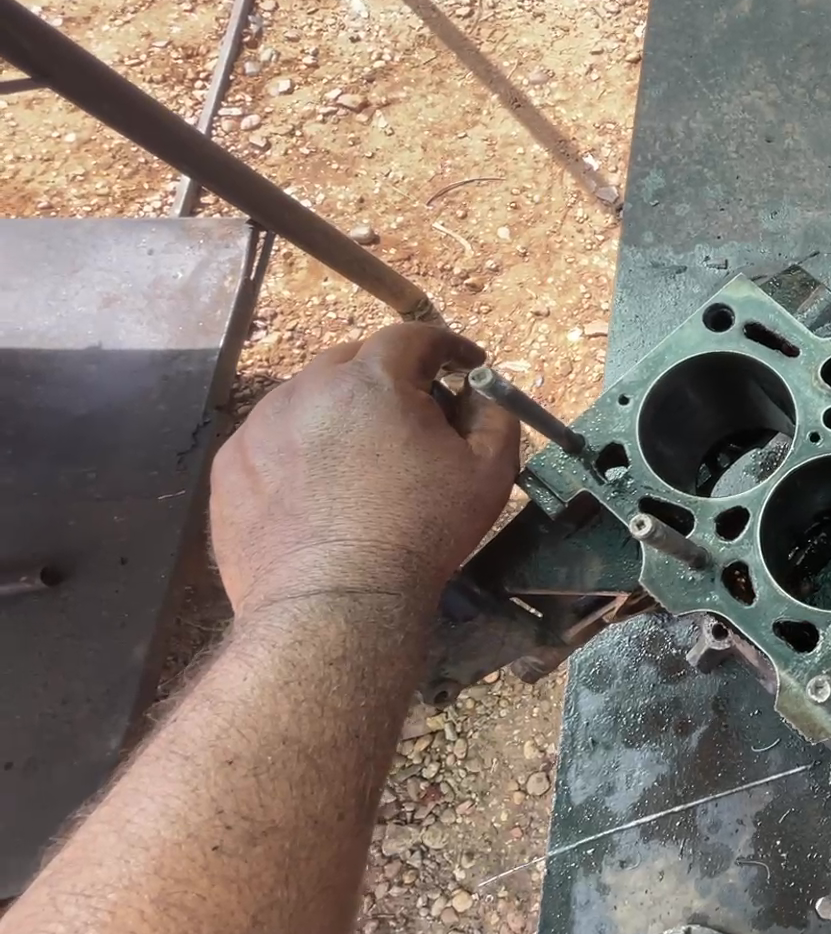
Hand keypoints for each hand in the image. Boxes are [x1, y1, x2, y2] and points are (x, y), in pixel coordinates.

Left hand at [210, 323, 519, 617]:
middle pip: (355, 357)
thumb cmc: (426, 527)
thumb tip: (483, 392)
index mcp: (374, 383)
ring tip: (373, 448)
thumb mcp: (491, 469)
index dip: (447, 345)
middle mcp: (308, 390)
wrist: (337, 597)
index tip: (467, 364)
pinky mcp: (231, 466)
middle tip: (423, 407)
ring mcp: (260, 427)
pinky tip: (330, 480)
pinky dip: (309, 439)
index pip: (412, 336)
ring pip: (311, 394)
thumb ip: (496, 415)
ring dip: (348, 405)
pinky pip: (277, 433)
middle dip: (394, 371)